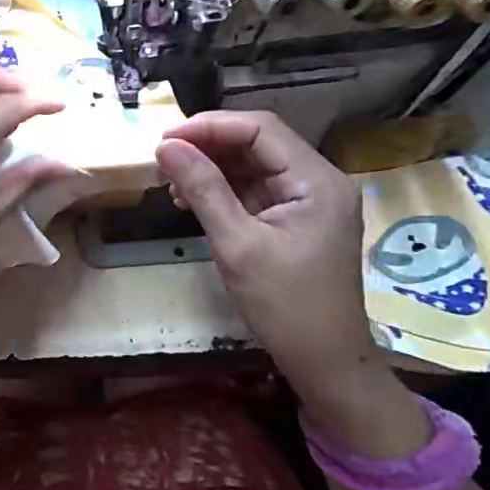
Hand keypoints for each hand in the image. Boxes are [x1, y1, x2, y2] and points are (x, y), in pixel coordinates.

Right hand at [156, 111, 428, 455]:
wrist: (325, 362)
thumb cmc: (285, 306)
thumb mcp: (238, 245)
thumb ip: (203, 190)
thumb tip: (166, 146)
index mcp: (317, 181)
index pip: (260, 130)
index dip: (210, 127)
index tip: (165, 139)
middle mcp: (319, 181)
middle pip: (258, 144)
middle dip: (208, 146)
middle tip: (164, 159)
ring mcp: (310, 201)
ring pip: (255, 166)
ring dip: (213, 168)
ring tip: (172, 182)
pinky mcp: (297, 220)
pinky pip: (257, 190)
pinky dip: (224, 190)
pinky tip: (194, 200)